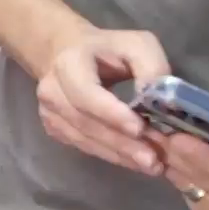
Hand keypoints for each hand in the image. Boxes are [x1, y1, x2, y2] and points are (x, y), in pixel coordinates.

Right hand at [36, 29, 170, 175]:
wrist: (65, 53)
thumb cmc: (107, 48)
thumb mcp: (137, 44)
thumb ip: (151, 67)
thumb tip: (159, 102)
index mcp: (68, 65)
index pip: (86, 95)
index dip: (111, 114)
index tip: (140, 130)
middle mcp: (51, 92)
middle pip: (85, 123)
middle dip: (120, 143)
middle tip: (152, 159)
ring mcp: (49, 114)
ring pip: (83, 139)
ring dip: (117, 154)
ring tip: (149, 165)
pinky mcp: (53, 129)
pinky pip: (81, 145)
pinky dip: (108, 154)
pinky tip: (131, 160)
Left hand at [151, 94, 208, 209]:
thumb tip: (207, 111)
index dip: (200, 155)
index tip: (176, 137)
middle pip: (202, 178)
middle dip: (176, 153)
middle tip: (153, 131)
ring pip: (189, 186)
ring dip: (171, 162)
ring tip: (156, 139)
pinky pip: (186, 192)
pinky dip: (178, 173)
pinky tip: (173, 157)